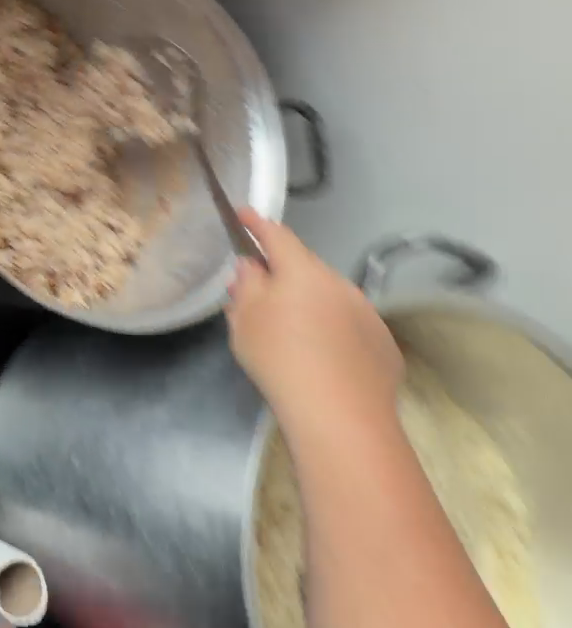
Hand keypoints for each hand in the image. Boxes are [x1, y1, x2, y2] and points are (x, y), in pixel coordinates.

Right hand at [226, 211, 402, 429]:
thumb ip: (247, 285)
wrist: (340, 413)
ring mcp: (368, 315)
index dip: (258, 224)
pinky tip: (316, 351)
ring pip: (328, 295)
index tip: (244, 214)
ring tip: (286, 324)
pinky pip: (347, 322)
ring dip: (305, 299)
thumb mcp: (244, 317)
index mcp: (303, 273)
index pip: (278, 236)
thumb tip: (253, 267)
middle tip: (255, 287)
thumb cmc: (279, 357)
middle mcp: (341, 286)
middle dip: (280, 270)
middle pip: (305, 267)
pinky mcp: (383, 344)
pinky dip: (328, 325)